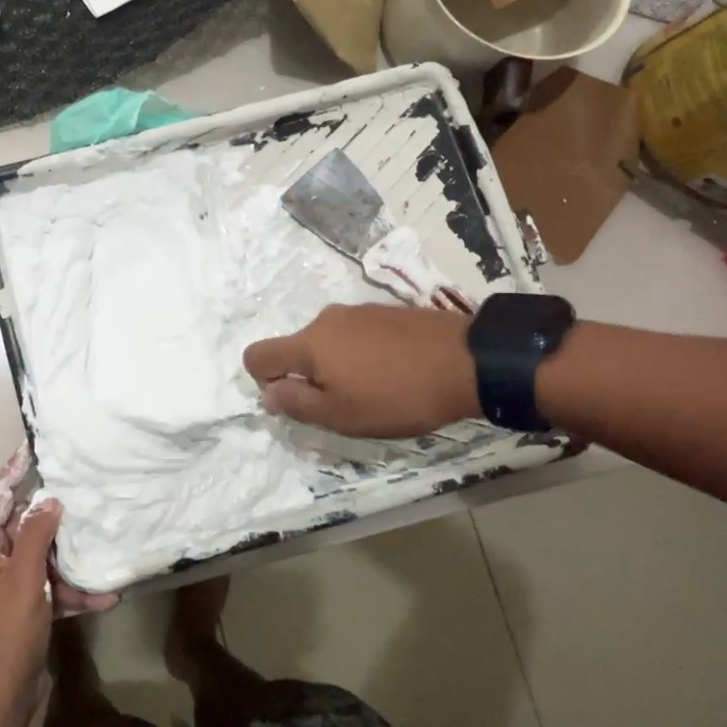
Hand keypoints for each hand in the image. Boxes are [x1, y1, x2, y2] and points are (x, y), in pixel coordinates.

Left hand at [0, 449, 117, 709]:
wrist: (1, 697)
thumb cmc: (6, 632)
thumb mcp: (23, 578)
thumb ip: (35, 535)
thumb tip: (49, 500)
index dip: (13, 472)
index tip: (32, 447)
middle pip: (23, 524)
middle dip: (53, 514)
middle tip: (81, 490)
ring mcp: (10, 585)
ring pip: (42, 556)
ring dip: (70, 558)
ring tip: (100, 545)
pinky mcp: (27, 607)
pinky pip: (52, 587)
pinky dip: (74, 591)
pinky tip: (104, 596)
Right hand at [243, 304, 478, 437]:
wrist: (469, 361)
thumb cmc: (398, 395)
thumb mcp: (342, 415)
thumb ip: (297, 403)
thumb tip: (267, 394)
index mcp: (308, 344)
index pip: (257, 355)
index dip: (264, 382)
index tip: (297, 402)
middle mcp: (325, 320)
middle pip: (295, 349)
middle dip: (308, 377)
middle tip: (344, 405)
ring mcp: (357, 312)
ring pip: (327, 343)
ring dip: (337, 367)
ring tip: (375, 391)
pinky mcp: (385, 312)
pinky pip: (356, 335)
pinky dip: (362, 356)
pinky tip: (394, 373)